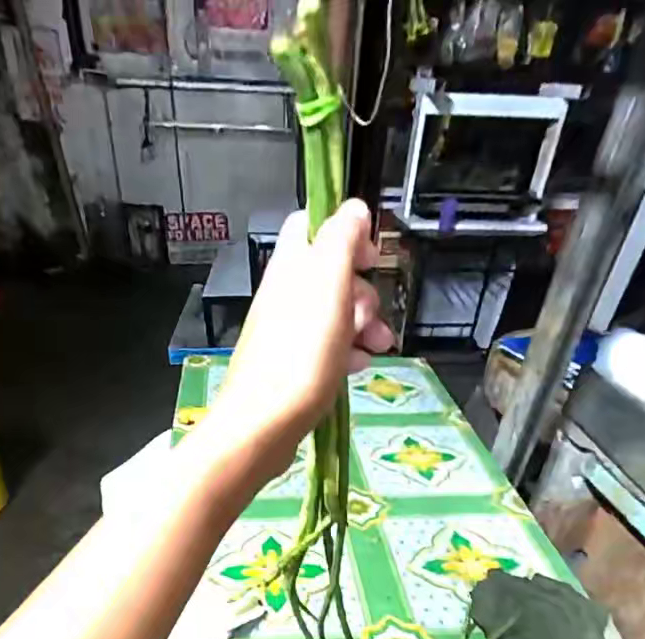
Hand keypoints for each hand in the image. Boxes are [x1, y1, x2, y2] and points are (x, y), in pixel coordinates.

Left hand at [198, 199, 393, 477]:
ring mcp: (290, 330)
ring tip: (378, 349)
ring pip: (337, 314)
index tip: (371, 257)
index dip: (347, 233)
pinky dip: (349, 352)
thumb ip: (341, 241)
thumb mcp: (328, 287)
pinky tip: (357, 368)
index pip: (314, 225)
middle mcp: (288, 293)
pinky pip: (331, 347)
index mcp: (292, 266)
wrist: (266, 423)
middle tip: (373, 319)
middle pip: (335, 275)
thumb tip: (355, 208)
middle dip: (365, 293)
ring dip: (365, 326)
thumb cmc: (301, 355)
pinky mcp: (296, 364)